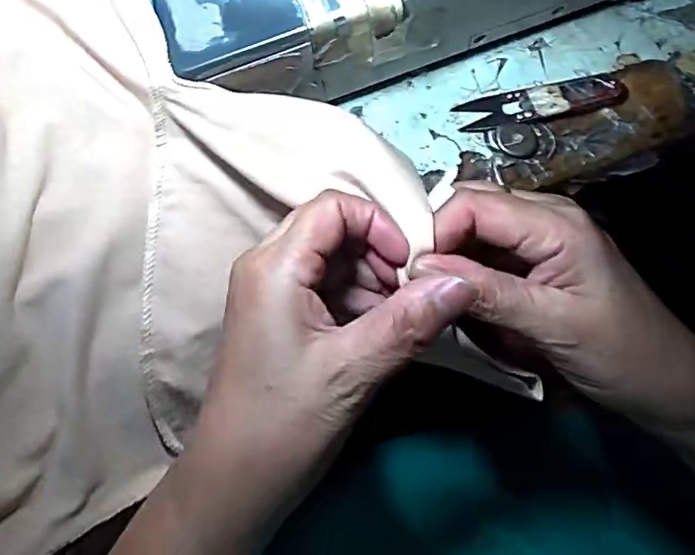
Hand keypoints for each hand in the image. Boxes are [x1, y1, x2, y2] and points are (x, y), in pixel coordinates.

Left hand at [128, 191, 475, 551]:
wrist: (233, 487)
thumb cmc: (283, 425)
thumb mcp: (353, 370)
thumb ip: (408, 321)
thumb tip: (460, 283)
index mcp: (274, 265)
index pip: (332, 206)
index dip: (378, 223)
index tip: (409, 263)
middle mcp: (266, 263)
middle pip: (333, 227)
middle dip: (378, 252)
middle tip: (410, 293)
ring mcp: (270, 286)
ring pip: (333, 255)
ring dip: (372, 278)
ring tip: (400, 317)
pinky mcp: (279, 310)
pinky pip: (326, 282)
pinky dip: (358, 297)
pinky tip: (380, 330)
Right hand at [412, 183, 694, 435]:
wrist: (674, 386)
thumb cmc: (622, 355)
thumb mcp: (552, 326)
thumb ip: (488, 293)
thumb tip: (423, 269)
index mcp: (555, 221)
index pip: (475, 203)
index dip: (436, 230)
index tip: (411, 272)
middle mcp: (547, 213)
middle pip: (473, 204)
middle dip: (439, 237)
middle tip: (415, 280)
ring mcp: (544, 232)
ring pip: (479, 224)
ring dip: (453, 252)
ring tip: (432, 288)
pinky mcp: (541, 254)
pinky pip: (492, 246)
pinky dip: (470, 266)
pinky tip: (459, 292)